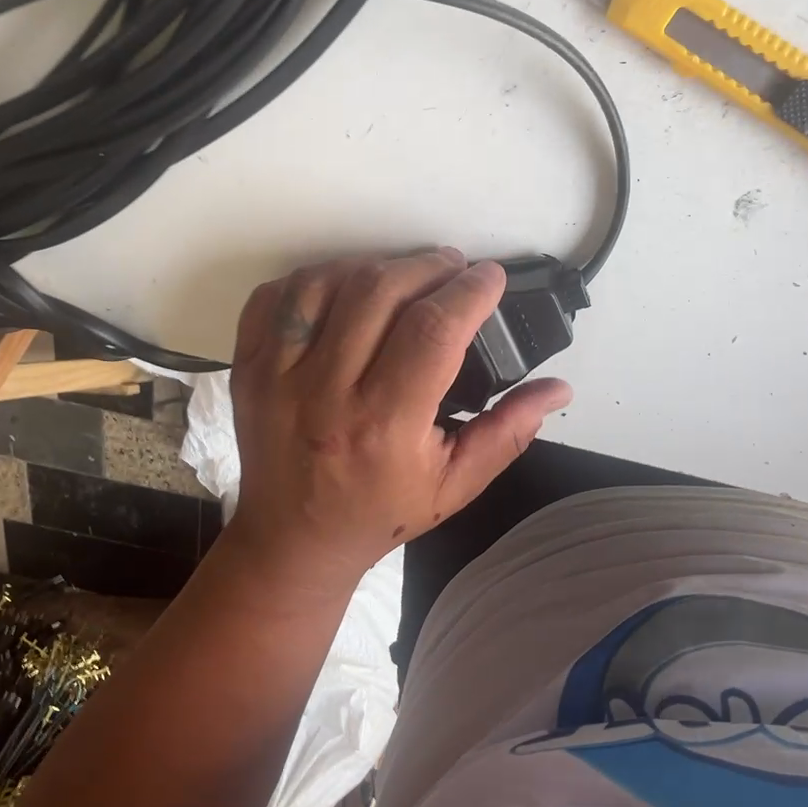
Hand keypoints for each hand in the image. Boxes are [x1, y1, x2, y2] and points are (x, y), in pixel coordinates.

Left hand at [226, 249, 571, 590]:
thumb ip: (508, 433)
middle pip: (380, 290)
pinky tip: (344, 289)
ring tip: (404, 276)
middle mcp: (325, 393)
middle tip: (452, 270)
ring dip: (373, 266)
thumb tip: (559, 388)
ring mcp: (277, 377)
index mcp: (383, 426)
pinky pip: (275, 295)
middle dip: (427, 266)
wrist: (294, 540)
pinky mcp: (248, 367)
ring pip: (325, 282)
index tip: (490, 278)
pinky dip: (313, 278)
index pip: (433, 330)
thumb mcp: (455, 485)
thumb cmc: (379, 513)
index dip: (470, 291)